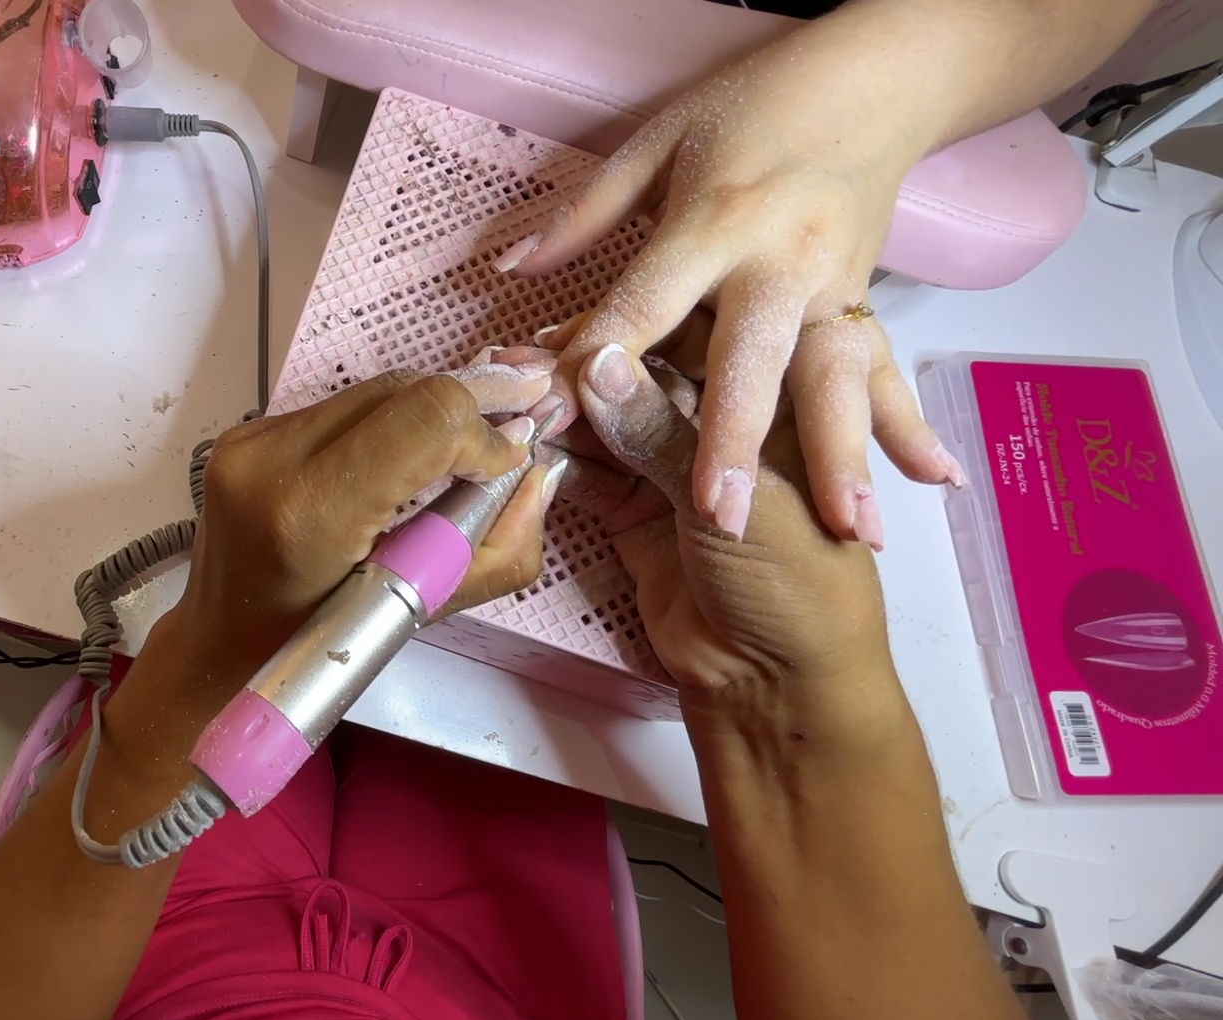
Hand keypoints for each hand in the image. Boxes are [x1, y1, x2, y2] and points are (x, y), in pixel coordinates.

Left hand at [109, 369, 563, 766]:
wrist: (219, 645)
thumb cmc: (313, 650)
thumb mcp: (417, 614)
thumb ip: (495, 548)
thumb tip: (539, 472)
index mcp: (307, 513)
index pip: (423, 420)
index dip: (482, 428)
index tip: (510, 456)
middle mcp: (267, 457)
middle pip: (402, 390)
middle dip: (471, 398)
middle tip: (525, 396)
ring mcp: (249, 439)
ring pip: (373, 391)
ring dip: (433, 406)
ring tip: (482, 417)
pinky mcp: (246, 433)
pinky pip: (342, 408)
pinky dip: (391, 419)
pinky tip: (419, 439)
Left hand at [492, 37, 967, 549]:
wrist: (890, 66)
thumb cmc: (756, 107)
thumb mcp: (657, 147)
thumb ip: (586, 216)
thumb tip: (509, 267)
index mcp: (716, 222)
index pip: (644, 308)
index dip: (598, 362)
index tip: (564, 417)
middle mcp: (781, 262)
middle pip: (749, 361)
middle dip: (732, 438)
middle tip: (718, 512)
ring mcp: (835, 288)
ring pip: (833, 379)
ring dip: (839, 454)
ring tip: (845, 526)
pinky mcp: (866, 303)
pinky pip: (886, 371)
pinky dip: (911, 425)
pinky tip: (936, 479)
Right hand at [561, 342, 902, 726]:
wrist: (770, 681)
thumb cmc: (791, 583)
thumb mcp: (729, 497)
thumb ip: (659, 431)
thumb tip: (595, 362)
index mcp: (770, 405)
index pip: (697, 346)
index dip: (634, 333)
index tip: (571, 331)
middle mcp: (715, 429)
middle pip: (641, 385)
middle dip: (585, 378)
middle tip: (524, 367)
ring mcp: (669, 471)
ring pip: (609, 429)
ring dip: (564, 421)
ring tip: (514, 406)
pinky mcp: (633, 511)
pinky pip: (591, 476)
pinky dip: (559, 466)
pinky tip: (526, 452)